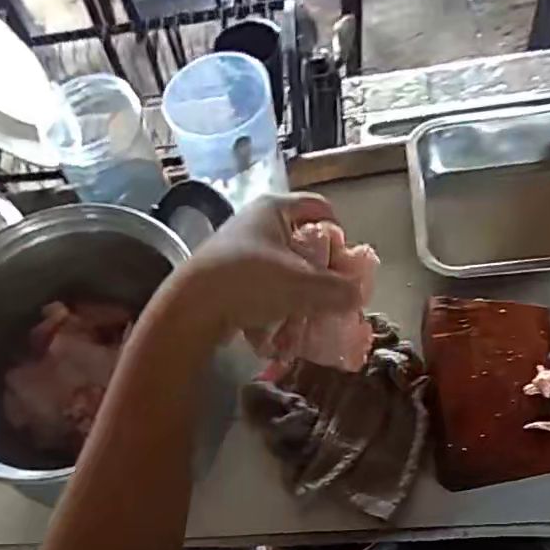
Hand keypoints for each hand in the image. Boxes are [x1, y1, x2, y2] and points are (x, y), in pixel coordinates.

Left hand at [154, 193, 360, 343]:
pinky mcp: (222, 284)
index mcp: (274, 210)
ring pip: (279, 278)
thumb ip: (337, 290)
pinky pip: (257, 297)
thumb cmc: (250, 283)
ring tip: (301, 329)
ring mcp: (235, 255)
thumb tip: (358, 296)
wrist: (191, 309)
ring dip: (294, 305)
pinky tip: (274, 339)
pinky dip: (269, 316)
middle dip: (317, 280)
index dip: (340, 235)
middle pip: (300, 248)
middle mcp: (253, 226)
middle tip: (329, 302)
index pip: (320, 210)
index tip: (346, 265)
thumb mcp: (302, 285)